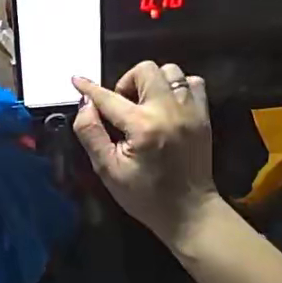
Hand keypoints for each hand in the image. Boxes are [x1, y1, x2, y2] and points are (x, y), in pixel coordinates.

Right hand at [72, 62, 220, 243]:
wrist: (189, 212)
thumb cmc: (144, 196)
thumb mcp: (107, 170)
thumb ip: (91, 133)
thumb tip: (85, 104)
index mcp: (143, 126)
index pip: (109, 97)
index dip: (89, 88)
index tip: (78, 80)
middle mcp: (169, 111)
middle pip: (145, 70)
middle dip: (126, 82)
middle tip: (121, 106)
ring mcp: (191, 111)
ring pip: (170, 72)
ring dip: (152, 82)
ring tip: (144, 105)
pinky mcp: (203, 116)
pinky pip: (193, 84)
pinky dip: (176, 88)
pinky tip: (166, 106)